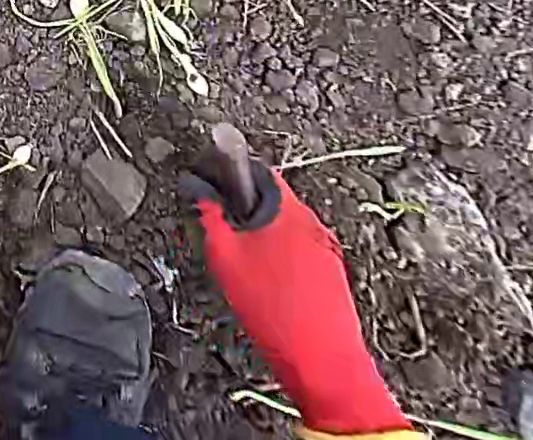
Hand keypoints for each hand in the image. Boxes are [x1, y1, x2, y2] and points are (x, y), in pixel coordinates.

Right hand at [188, 163, 412, 436]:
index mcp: (285, 210)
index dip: (232, 170)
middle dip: (247, 206)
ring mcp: (325, 247)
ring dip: (264, 230)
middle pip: (273, 197)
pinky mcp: (332, 271)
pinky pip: (299, 247)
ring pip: (285, 223)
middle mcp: (310, 223)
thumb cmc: (274, 310)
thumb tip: (200, 192)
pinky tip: (268, 278)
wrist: (324, 364)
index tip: (216, 181)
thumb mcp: (224, 257)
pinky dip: (281, 252)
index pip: (258, 169)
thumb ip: (210, 217)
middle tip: (226, 224)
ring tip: (246, 257)